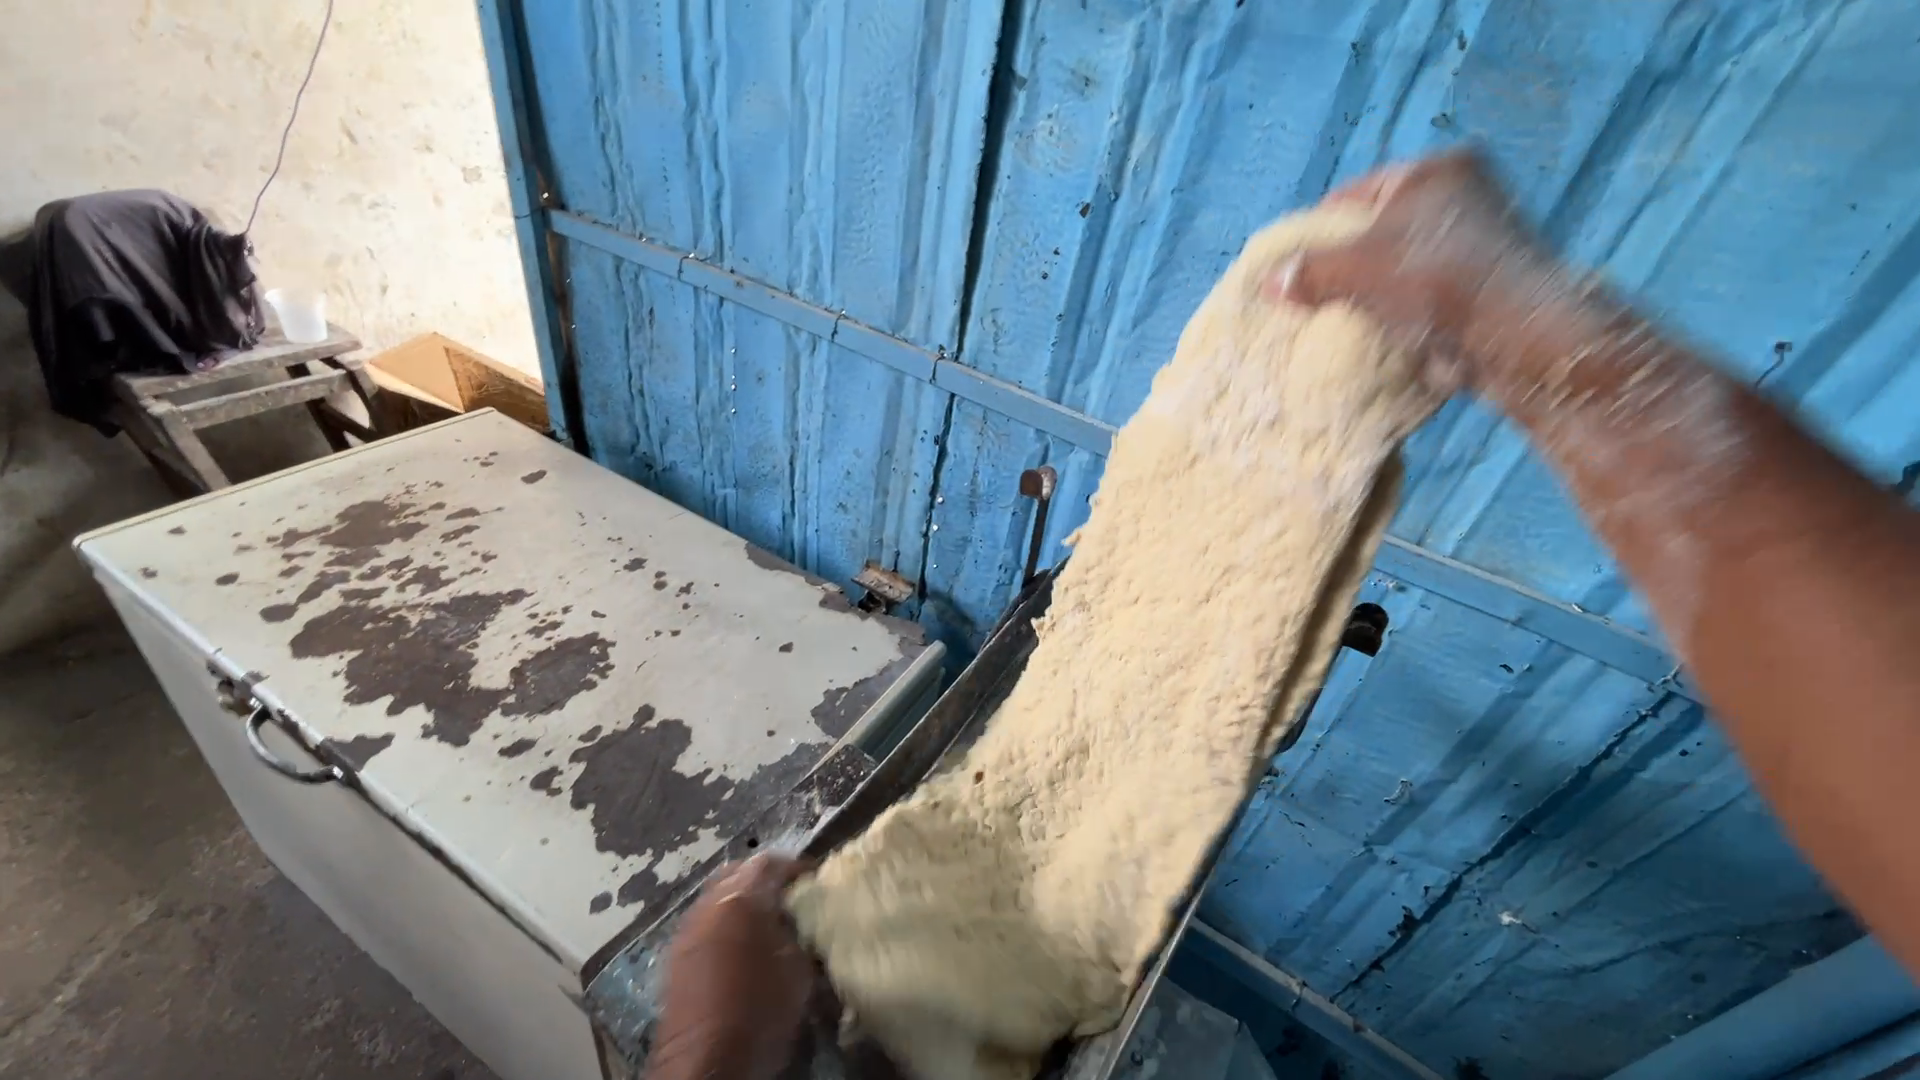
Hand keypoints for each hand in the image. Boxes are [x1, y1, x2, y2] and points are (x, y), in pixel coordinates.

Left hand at [647, 854, 817, 1079]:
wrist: (703, 1065)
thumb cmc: (759, 1013)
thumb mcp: (799, 970)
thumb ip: (800, 933)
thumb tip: (799, 922)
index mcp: (741, 899)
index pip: (771, 863)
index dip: (796, 869)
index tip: (815, 882)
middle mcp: (709, 904)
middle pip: (739, 872)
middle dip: (764, 880)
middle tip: (789, 899)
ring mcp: (687, 928)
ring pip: (718, 896)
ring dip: (742, 901)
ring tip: (765, 924)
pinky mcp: (675, 955)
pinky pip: (705, 921)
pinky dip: (724, 922)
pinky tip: (740, 947)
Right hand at [1270, 151, 1593, 392]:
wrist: (1514, 335)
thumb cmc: (1435, 280)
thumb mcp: (1356, 267)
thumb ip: (1310, 271)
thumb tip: (1270, 282)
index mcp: (1434, 170)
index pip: (1352, 195)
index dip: (1315, 231)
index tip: (1289, 266)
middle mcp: (1459, 195)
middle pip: (1373, 231)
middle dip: (1340, 265)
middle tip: (1306, 296)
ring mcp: (1472, 241)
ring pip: (1392, 266)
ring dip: (1364, 293)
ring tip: (1332, 318)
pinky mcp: (1477, 284)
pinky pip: (1415, 293)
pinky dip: (1391, 310)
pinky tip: (1368, 330)